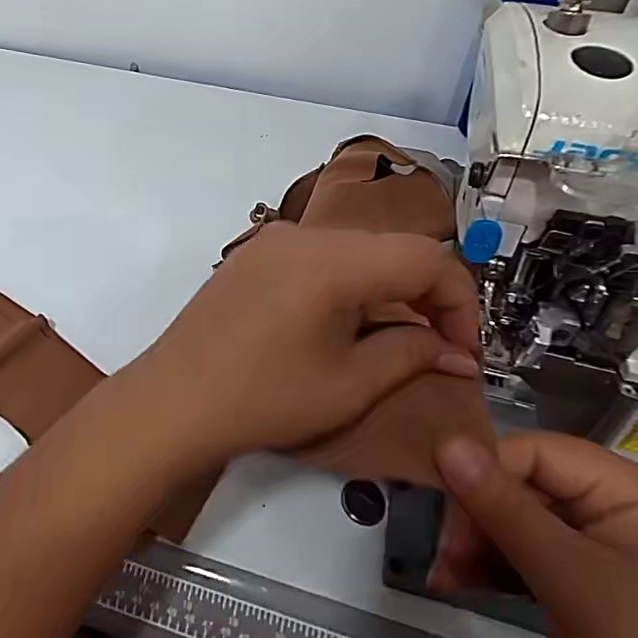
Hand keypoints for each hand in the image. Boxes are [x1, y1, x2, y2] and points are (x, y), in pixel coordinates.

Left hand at [106, 224, 481, 467]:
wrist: (172, 402)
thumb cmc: (263, 399)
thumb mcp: (350, 386)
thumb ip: (413, 354)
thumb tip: (456, 351)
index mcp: (334, 260)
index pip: (427, 257)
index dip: (459, 301)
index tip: (464, 349)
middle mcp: (304, 234)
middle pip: (392, 249)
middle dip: (425, 295)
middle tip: (438, 347)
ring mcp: (273, 241)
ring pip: (357, 252)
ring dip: (387, 290)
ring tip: (393, 341)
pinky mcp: (253, 256)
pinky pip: (319, 258)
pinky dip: (348, 285)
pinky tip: (343, 325)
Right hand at [432, 434, 637, 637]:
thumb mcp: (569, 576)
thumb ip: (505, 507)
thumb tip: (447, 443)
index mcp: (635, 490)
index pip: (542, 452)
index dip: (488, 467)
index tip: (440, 493)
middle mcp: (618, 507)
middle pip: (527, 485)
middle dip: (480, 516)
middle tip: (445, 550)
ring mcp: (600, 547)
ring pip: (520, 520)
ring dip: (478, 544)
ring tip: (445, 574)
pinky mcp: (582, 582)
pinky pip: (526, 554)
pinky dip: (492, 566)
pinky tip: (458, 582)